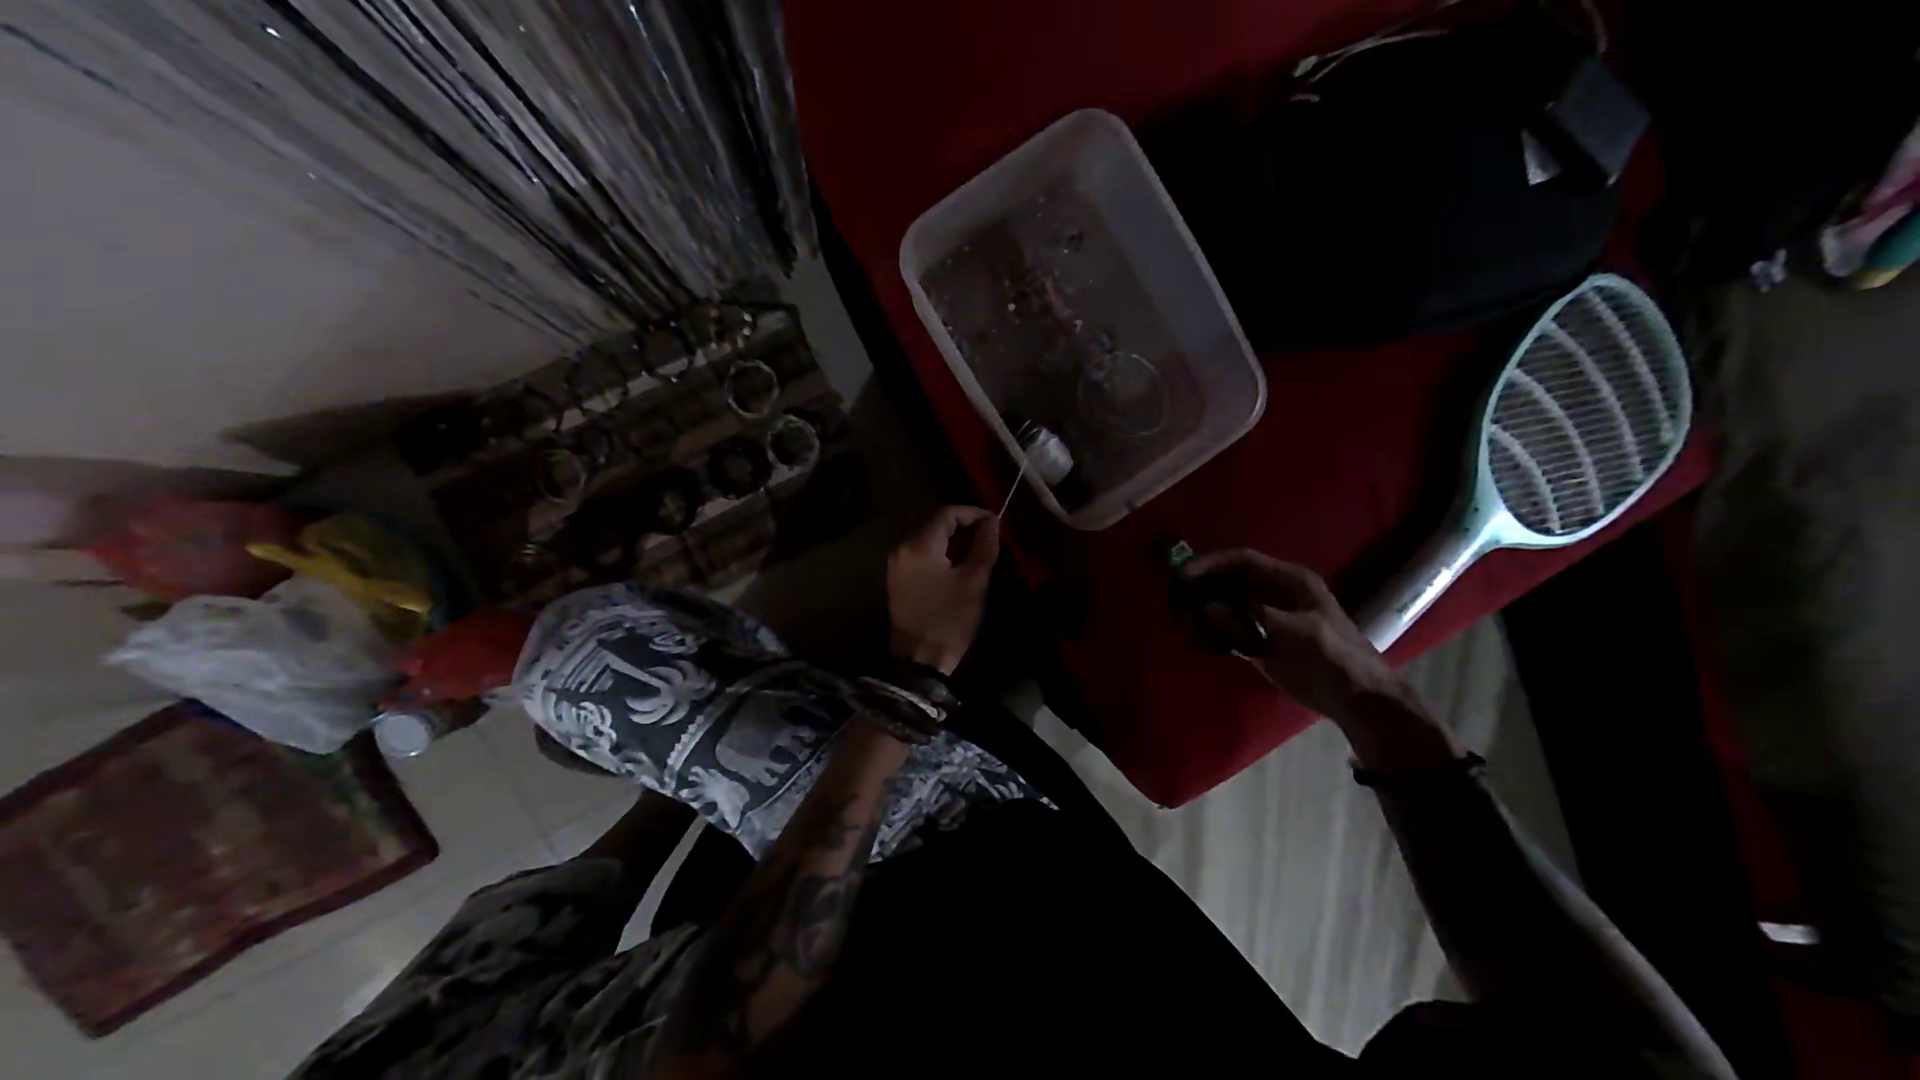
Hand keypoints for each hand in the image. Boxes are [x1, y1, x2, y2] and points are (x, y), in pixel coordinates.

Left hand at [886, 506, 999, 674]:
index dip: (974, 514)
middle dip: (965, 528)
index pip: (948, 514)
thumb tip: (992, 522)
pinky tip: (960, 568)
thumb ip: (984, 546)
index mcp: (919, 545)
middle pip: (936, 526)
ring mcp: (897, 566)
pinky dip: (942, 556)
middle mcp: (902, 549)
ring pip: (929, 541)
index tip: (996, 523)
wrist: (919, 660)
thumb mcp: (973, 582)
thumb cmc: (949, 620)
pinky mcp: (898, 581)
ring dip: (954, 543)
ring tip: (980, 553)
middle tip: (991, 539)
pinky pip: (922, 558)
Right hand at [1175, 548, 1409, 725]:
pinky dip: (1213, 628)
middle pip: (1232, 578)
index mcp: (1290, 580)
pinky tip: (1196, 632)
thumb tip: (1207, 607)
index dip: (1213, 563)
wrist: (1355, 696)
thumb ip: (1253, 616)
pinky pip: (1230, 627)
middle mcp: (1275, 592)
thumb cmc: (1334, 656)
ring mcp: (1267, 616)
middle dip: (1205, 582)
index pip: (1244, 560)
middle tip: (1176, 592)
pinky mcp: (1260, 640)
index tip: (1185, 574)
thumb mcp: (1298, 631)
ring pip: (1228, 602)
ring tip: (1180, 610)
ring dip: (1205, 604)